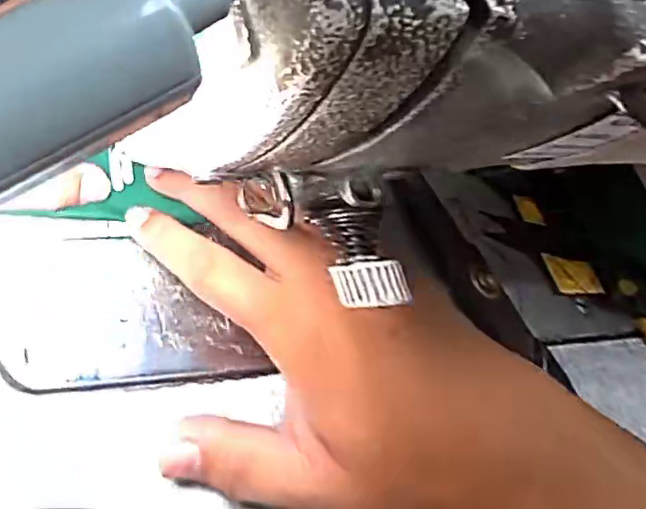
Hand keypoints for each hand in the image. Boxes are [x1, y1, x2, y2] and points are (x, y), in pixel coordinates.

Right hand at [127, 170, 645, 508]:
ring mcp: (349, 256)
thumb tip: (166, 450)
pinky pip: (311, 210)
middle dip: (193, 185)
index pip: (210, 266)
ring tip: (202, 170)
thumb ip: (236, 457)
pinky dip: (275, 196)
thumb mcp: (318, 478)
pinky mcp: (373, 255)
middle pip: (239, 212)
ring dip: (234, 183)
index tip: (138, 216)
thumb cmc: (414, 459)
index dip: (168, 238)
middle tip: (158, 168)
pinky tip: (269, 198)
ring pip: (277, 202)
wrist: (507, 436)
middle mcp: (316, 273)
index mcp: (292, 319)